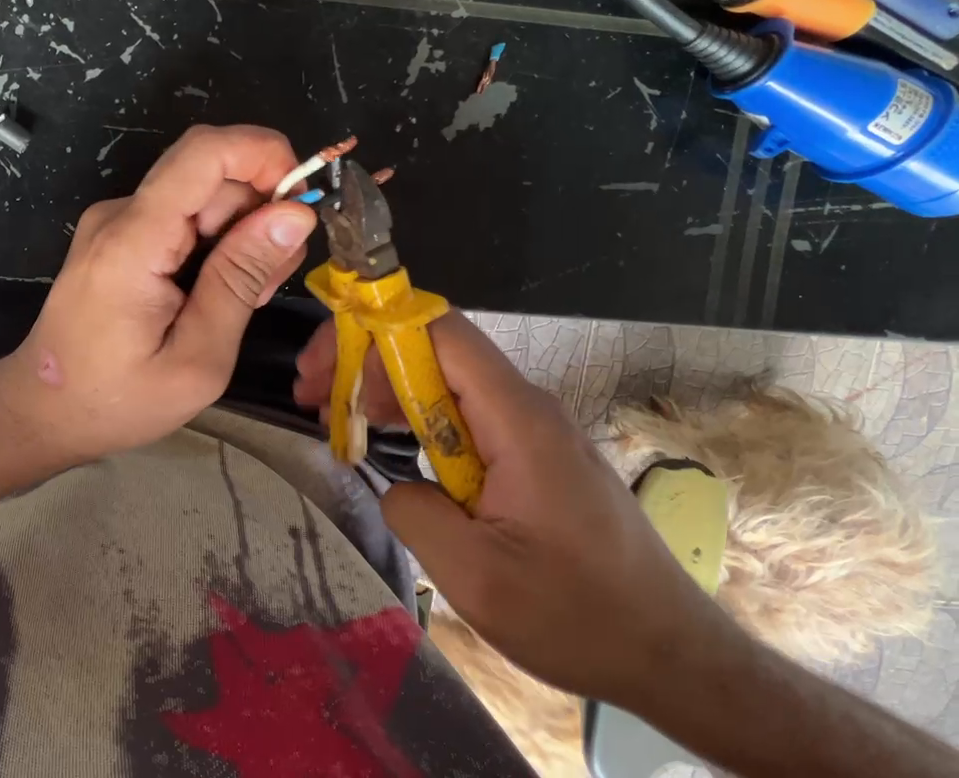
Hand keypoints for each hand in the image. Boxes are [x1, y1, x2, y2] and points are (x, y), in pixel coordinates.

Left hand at [0, 125, 316, 464]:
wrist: (44, 410)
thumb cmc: (117, 400)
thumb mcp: (198, 358)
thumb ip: (242, 279)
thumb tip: (294, 213)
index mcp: (133, 239)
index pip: (203, 151)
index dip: (263, 153)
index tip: (302, 201)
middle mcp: (118, 215)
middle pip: (207, 175)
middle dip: (258, 215)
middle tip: (265, 286)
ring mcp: (113, 224)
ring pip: (198, 197)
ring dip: (236, 238)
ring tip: (235, 303)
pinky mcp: (115, 238)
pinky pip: (178, 219)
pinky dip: (209, 248)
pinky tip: (209, 298)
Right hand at [293, 313, 745, 709]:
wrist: (676, 660)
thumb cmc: (580, 617)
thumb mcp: (475, 575)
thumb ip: (412, 509)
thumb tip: (395, 483)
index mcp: (516, 420)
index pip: (437, 330)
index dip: (370, 329)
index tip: (322, 370)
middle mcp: (526, 408)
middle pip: (431, 348)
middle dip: (362, 361)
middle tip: (312, 400)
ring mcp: (533, 431)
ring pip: (443, 381)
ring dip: (383, 392)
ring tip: (340, 427)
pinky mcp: (533, 456)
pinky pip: (462, 415)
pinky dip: (413, 421)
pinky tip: (388, 451)